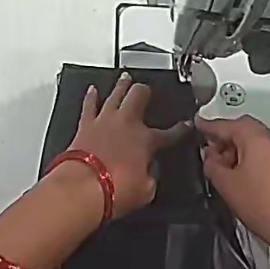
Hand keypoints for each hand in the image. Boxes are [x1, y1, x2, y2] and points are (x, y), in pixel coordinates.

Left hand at [61, 73, 186, 216]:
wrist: (84, 186)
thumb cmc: (115, 189)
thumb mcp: (146, 190)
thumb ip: (151, 176)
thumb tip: (150, 171)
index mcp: (147, 141)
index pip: (170, 133)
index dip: (180, 130)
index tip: (185, 126)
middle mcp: (127, 124)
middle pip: (139, 96)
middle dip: (145, 90)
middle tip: (147, 89)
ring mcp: (106, 120)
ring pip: (115, 94)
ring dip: (122, 85)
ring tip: (125, 78)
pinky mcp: (86, 124)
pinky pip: (89, 105)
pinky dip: (91, 96)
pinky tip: (92, 90)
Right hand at [197, 116, 269, 262]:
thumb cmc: (269, 207)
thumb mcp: (226, 184)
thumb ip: (211, 165)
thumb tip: (209, 158)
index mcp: (255, 137)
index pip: (225, 124)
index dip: (207, 126)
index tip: (198, 124)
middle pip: (241, 129)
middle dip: (222, 138)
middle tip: (207, 149)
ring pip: (252, 142)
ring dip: (235, 150)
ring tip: (221, 168)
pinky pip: (262, 154)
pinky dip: (248, 159)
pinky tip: (238, 177)